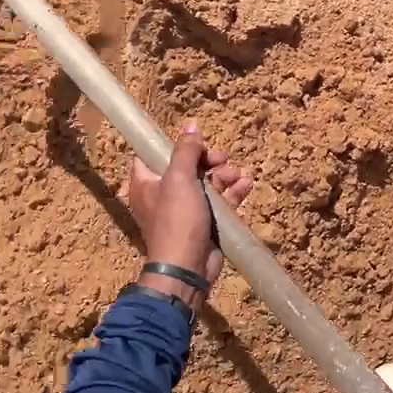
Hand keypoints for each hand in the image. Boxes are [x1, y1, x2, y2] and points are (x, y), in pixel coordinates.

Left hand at [124, 122, 251, 303]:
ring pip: (207, 182)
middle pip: (188, 166)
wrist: (188, 267)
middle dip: (209, 160)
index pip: (154, 154)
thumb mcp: (179, 178)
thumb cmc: (177, 219)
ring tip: (238, 175)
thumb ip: (186, 150)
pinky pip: (220, 200)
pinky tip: (246, 185)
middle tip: (223, 159)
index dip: (175, 145)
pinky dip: (232, 192)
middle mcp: (163, 194)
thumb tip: (191, 124)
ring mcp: (185, 209)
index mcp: (147, 182)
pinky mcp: (204, 222)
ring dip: (225, 175)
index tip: (195, 142)